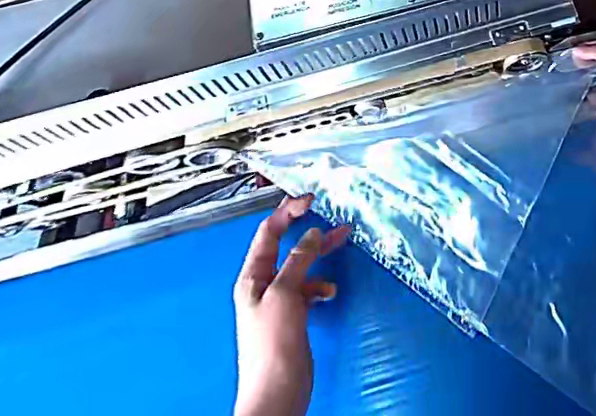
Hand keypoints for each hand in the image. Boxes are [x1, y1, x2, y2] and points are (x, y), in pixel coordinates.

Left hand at [234, 194, 349, 415]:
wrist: (276, 396)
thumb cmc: (273, 343)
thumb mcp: (285, 294)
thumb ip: (298, 260)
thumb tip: (312, 232)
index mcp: (253, 276)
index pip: (268, 232)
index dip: (287, 212)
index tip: (311, 199)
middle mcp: (263, 285)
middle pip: (286, 246)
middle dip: (308, 229)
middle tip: (331, 213)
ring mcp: (278, 302)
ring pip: (301, 265)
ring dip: (319, 253)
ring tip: (342, 240)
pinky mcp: (293, 317)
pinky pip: (308, 289)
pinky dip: (320, 284)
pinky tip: (330, 291)